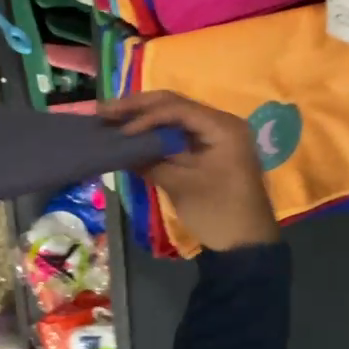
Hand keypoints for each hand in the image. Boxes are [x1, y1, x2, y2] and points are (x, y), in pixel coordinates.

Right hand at [101, 91, 276, 252]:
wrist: (244, 245)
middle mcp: (220, 122)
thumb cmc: (217, 212)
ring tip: (111, 118)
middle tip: (104, 111)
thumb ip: (149, 161)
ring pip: (172, 115)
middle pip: (173, 104)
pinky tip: (129, 133)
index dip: (144, 116)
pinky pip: (176, 131)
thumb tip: (118, 148)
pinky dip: (152, 131)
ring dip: (142, 116)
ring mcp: (213, 134)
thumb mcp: (181, 186)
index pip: (176, 109)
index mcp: (222, 127)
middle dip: (137, 107)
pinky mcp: (206, 147)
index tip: (120, 131)